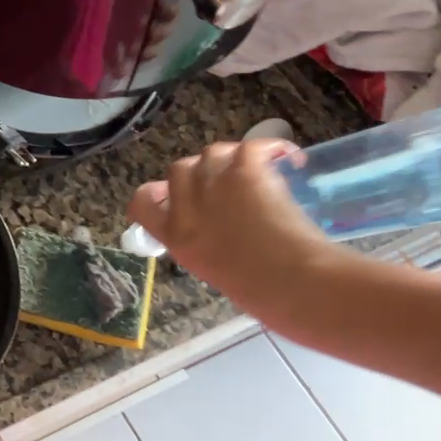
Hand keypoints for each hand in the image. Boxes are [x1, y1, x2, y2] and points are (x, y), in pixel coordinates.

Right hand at [126, 140, 342, 318]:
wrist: (298, 285)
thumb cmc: (263, 293)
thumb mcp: (214, 271)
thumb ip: (202, 244)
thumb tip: (215, 227)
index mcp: (175, 238)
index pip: (142, 202)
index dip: (155, 192)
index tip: (172, 193)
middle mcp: (187, 209)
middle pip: (178, 170)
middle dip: (199, 171)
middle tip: (226, 180)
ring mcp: (213, 187)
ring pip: (211, 153)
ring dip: (231, 157)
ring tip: (258, 169)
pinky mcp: (245, 173)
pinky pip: (250, 147)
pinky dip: (271, 148)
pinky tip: (288, 157)